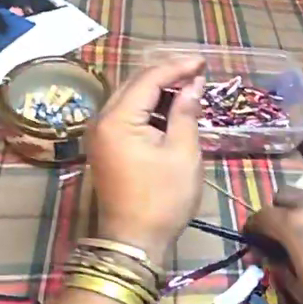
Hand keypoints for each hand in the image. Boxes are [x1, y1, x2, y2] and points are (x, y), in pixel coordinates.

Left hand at [87, 56, 206, 258]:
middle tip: (197, 72)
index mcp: (118, 119)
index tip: (203, 62)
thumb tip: (193, 84)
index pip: (148, 79)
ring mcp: (100, 134)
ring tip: (189, 89)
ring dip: (158, 92)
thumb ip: (186, 112)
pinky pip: (126, 116)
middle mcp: (101, 120)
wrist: (134, 241)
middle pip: (135, 84)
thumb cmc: (163, 198)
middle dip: (167, 75)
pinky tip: (171, 110)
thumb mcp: (182, 152)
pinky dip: (148, 110)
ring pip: (130, 99)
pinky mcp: (105, 147)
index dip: (177, 67)